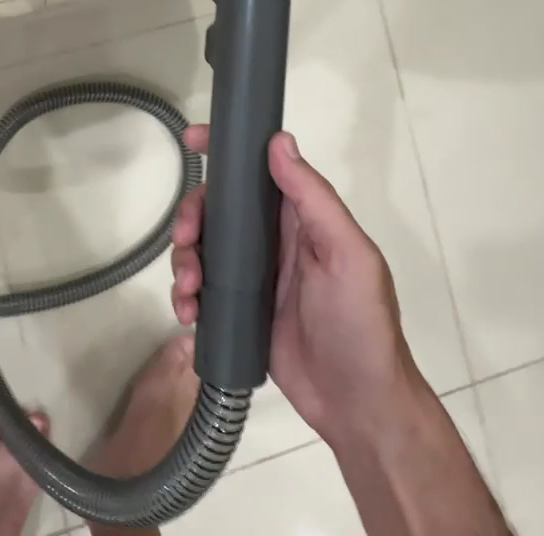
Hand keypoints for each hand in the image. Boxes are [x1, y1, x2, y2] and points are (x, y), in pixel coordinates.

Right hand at [171, 127, 412, 449]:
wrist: (355, 405)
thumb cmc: (359, 323)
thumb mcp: (347, 255)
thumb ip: (314, 199)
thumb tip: (279, 140)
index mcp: (300, 218)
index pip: (258, 170)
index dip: (224, 150)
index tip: (192, 138)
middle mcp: (272, 240)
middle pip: (217, 209)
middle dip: (192, 216)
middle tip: (185, 239)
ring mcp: (252, 276)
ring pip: (202, 248)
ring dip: (184, 261)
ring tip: (190, 291)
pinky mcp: (237, 310)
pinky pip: (200, 290)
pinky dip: (186, 295)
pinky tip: (189, 313)